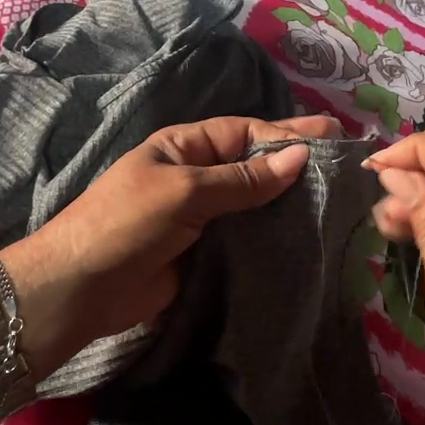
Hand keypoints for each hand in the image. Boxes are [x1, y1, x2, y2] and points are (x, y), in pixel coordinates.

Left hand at [0, 115, 339, 376]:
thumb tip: (300, 157)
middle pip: (254, 165)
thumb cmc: (126, 223)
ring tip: (338, 199)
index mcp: (185, 146)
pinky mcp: (205, 255)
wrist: (80, 291)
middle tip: (344, 163)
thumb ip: (243, 179)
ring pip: (254, 203)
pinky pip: (247, 238)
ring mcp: (201, 217)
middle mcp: (197, 176)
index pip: (245, 132)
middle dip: (295, 163)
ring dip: (289, 201)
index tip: (330, 136)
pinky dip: (274, 236)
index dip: (285, 133)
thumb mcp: (185, 191)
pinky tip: (306, 237)